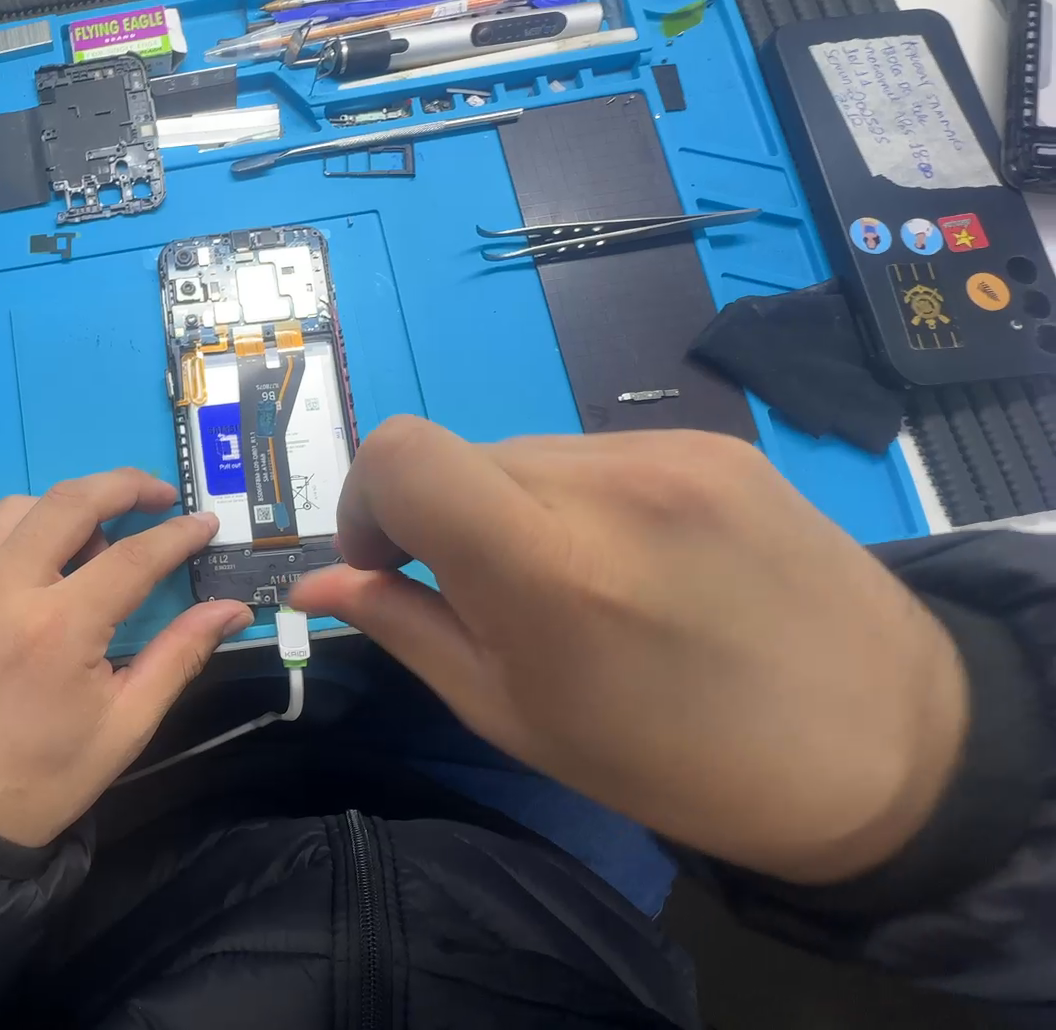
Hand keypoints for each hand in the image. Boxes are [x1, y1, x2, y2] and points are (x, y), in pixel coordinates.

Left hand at [0, 469, 254, 847]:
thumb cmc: (47, 774)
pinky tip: (54, 556)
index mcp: (57, 629)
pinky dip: (30, 524)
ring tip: (104, 540)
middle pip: (70, 502)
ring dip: (72, 505)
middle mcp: (5, 589)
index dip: (177, 535)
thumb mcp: (126, 724)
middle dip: (124, 485)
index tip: (205, 523)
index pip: (131, 557)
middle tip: (162, 496)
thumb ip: (180, 654)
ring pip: (24, 506)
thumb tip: (233, 608)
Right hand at [289, 418, 967, 883]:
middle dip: (433, 518)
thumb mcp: (504, 710)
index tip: (387, 561)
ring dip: (502, 508)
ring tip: (565, 578)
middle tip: (477, 592)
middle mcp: (604, 484)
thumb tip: (310, 585)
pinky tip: (621, 557)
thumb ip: (397, 625)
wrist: (889, 749)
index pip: (399, 455)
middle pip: (451, 458)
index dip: (365, 499)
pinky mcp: (710, 442)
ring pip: (513, 454)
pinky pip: (582, 452)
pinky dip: (565, 498)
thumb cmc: (664, 757)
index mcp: (545, 567)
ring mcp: (666, 452)